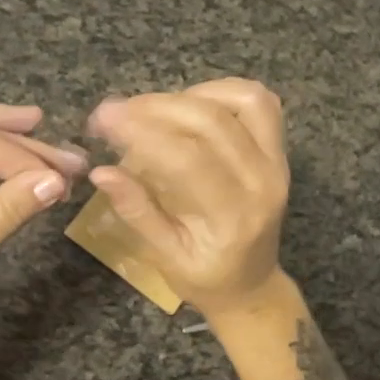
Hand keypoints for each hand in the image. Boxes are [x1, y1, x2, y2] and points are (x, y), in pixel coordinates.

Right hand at [86, 78, 289, 316]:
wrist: (252, 287)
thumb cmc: (206, 278)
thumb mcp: (166, 258)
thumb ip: (138, 212)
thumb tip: (101, 172)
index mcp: (233, 217)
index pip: (187, 158)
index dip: (142, 132)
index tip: (102, 120)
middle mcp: (262, 183)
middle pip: (212, 120)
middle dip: (156, 107)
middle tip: (114, 112)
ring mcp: (277, 163)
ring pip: (241, 101)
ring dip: (190, 94)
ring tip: (152, 110)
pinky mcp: (279, 151)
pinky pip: (259, 103)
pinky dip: (222, 92)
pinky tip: (188, 104)